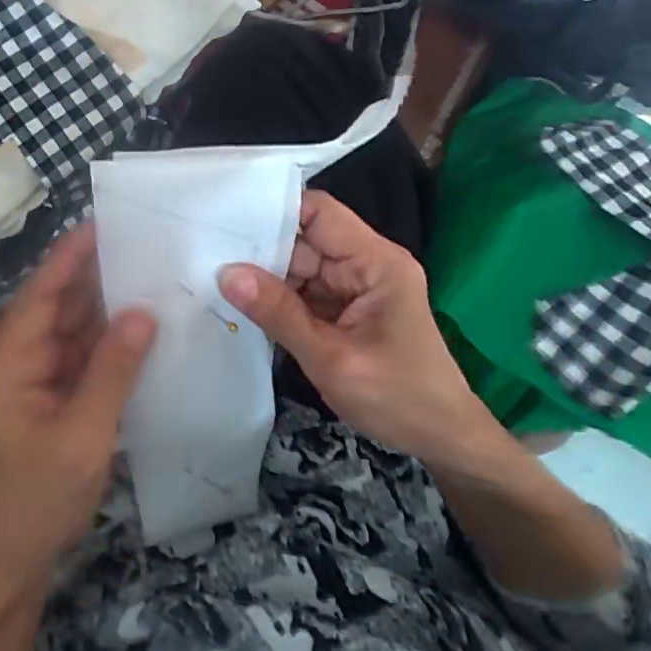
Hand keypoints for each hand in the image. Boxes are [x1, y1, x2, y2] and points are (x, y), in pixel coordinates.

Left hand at [0, 225, 155, 571]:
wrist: (20, 558)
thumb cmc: (40, 495)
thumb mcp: (83, 433)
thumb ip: (113, 369)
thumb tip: (144, 312)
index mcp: (8, 363)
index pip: (39, 295)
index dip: (67, 258)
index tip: (99, 224)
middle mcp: (19, 360)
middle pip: (58, 305)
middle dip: (94, 275)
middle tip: (140, 242)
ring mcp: (38, 377)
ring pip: (74, 327)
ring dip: (107, 304)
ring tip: (149, 271)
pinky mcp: (56, 393)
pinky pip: (85, 353)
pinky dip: (111, 337)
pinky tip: (143, 320)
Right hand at [218, 191, 493, 468]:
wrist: (443, 439)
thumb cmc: (398, 397)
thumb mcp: (331, 359)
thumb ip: (279, 313)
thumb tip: (226, 273)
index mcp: (376, 262)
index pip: (320, 212)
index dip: (276, 212)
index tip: (227, 221)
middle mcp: (367, 263)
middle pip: (306, 240)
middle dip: (262, 250)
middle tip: (208, 257)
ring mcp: (357, 287)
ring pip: (301, 267)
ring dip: (266, 278)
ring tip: (215, 280)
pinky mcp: (349, 309)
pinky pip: (306, 292)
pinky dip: (279, 300)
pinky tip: (243, 305)